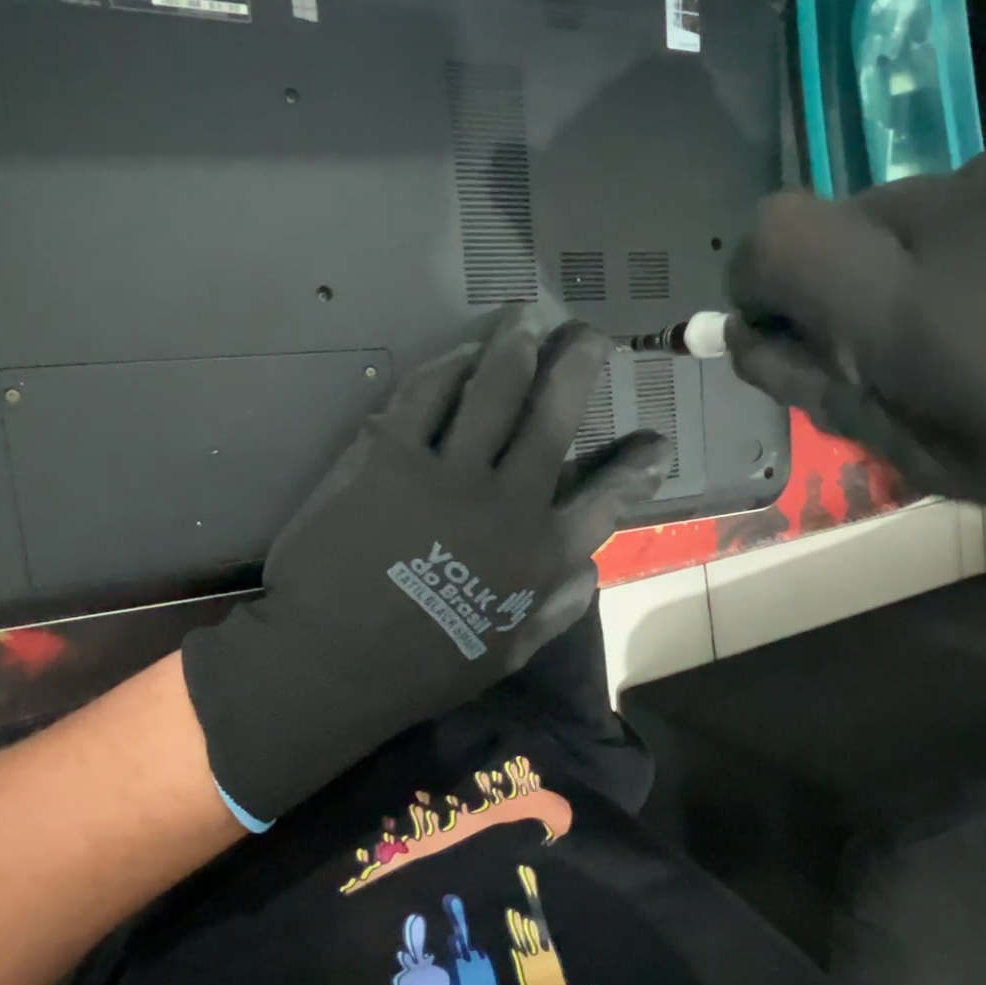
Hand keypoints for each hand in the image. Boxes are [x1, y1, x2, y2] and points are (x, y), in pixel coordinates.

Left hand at [182, 307, 667, 828]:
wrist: (327, 661)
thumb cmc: (420, 668)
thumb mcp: (505, 655)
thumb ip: (555, 610)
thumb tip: (591, 567)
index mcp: (540, 556)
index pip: (607, 499)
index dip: (638, 468)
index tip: (658, 443)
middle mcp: (506, 501)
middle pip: (553, 417)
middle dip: (578, 366)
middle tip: (591, 335)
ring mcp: (446, 471)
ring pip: (494, 389)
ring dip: (516, 345)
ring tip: (527, 316)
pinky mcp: (388, 454)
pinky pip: (423, 394)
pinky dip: (447, 367)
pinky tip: (460, 353)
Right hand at [726, 52, 985, 594]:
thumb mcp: (963, 466)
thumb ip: (836, 398)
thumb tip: (745, 340)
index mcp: (929, 313)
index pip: (777, 236)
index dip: (762, 270)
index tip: (788, 310)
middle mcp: (985, 203)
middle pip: (866, 214)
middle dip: (879, 272)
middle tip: (962, 328)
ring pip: (966, 189)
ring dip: (980, 245)